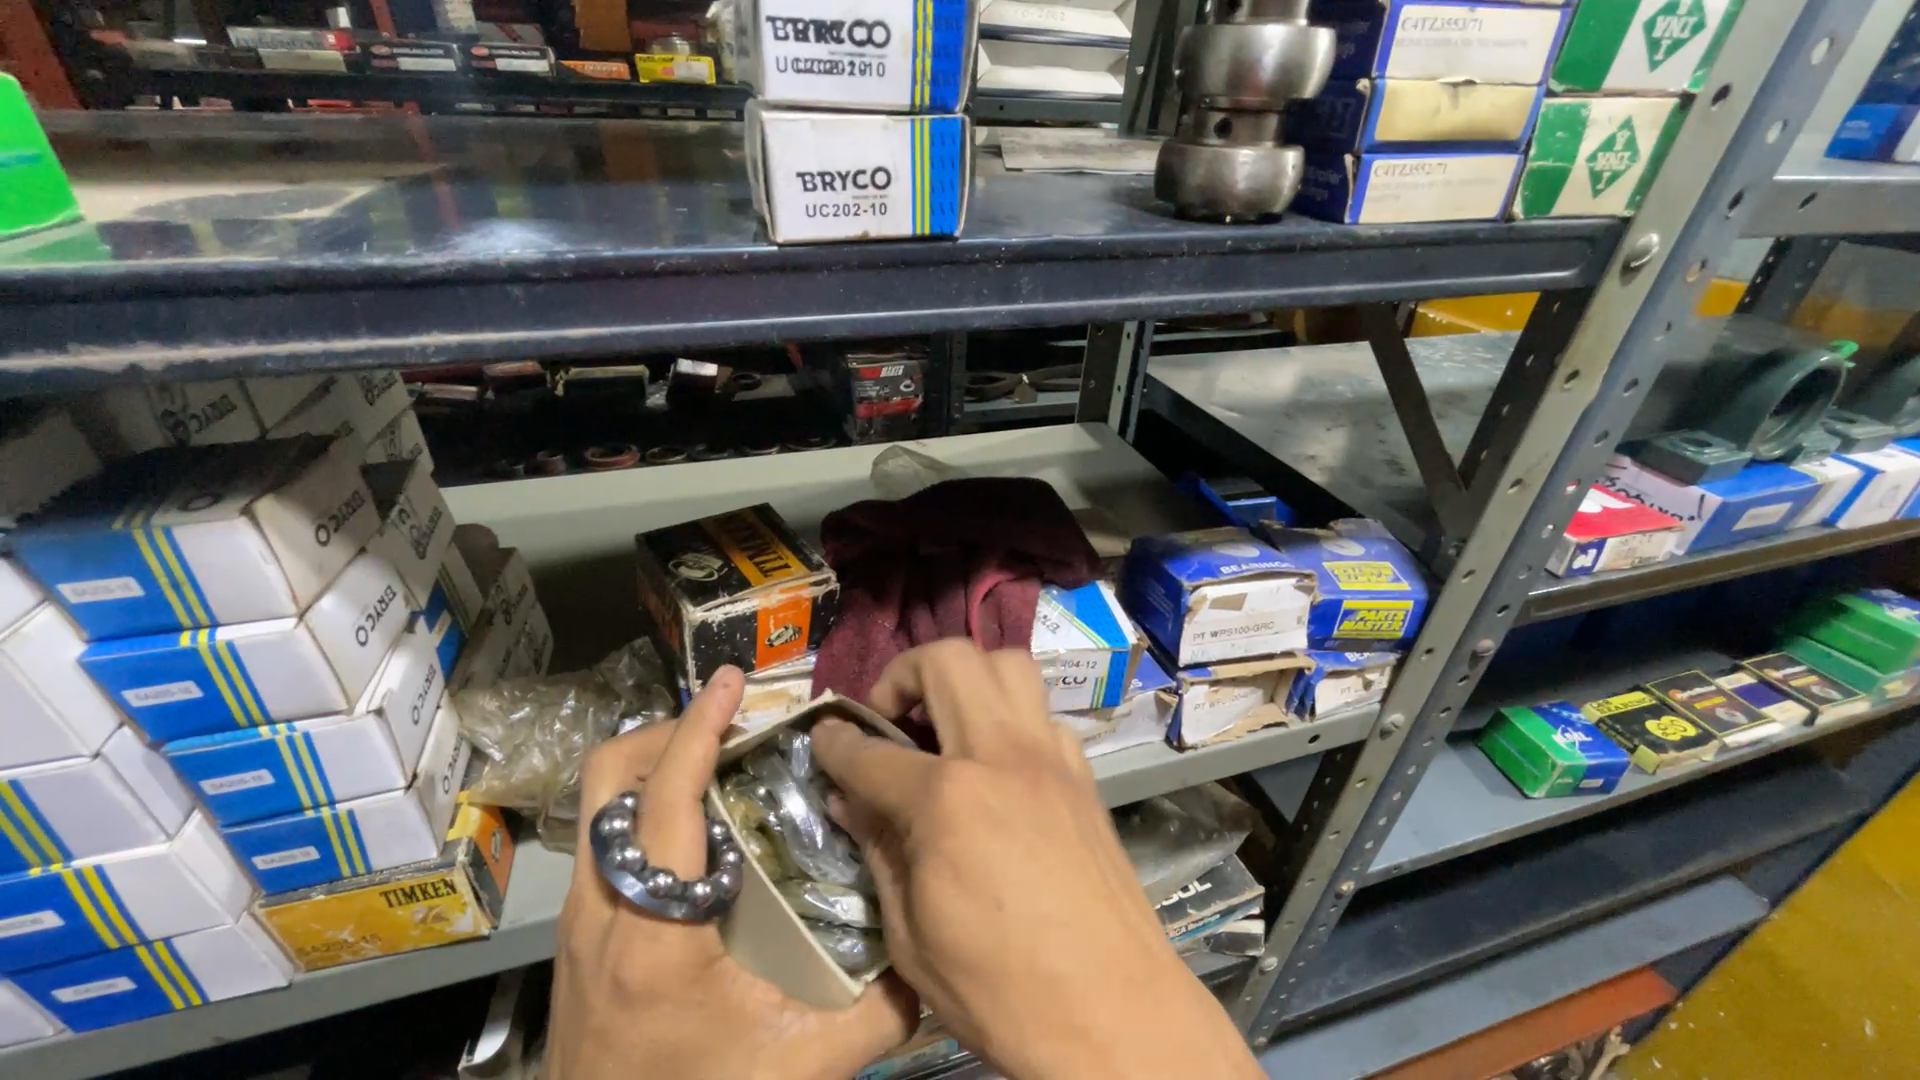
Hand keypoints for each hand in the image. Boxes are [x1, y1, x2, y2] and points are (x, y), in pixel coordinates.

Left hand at [549, 665, 917, 1079]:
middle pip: (607, 775)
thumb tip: (932, 950)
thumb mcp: (801, 1065)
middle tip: (731, 723)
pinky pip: (602, 831)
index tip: (732, 679)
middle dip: (668, 729)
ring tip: (717, 758)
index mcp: (652, 925)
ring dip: (654, 761)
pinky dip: (644, 801)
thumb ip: (877, 1008)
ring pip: (597, 800)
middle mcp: (600, 904)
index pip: (665, 795)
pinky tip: (696, 824)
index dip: (699, 726)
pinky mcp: (576, 929)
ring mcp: (578, 915)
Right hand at [812, 641, 1261, 1079]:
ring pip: (1007, 664)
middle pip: (948, 661)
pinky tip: (995, 765)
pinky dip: (1008, 717)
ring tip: (943, 723)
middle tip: (888, 717)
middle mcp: (1002, 754)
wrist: (1115, 1014)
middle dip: (903, 674)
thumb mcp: (911, 933)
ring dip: (964, 678)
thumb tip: (851, 798)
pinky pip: (1040, 713)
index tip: (822, 738)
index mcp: (948, 798)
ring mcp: (1052, 757)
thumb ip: (879, 847)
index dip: (834, 742)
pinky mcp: (1084, 774)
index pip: (870, 751)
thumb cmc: (1000, 989)